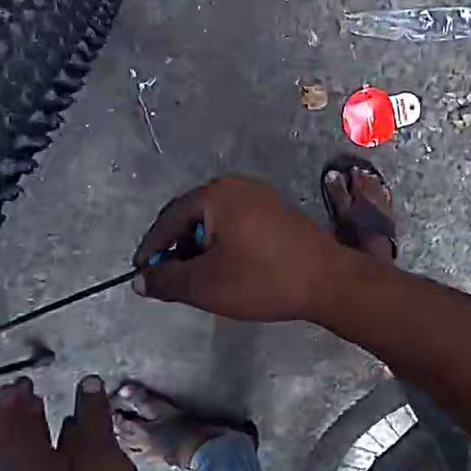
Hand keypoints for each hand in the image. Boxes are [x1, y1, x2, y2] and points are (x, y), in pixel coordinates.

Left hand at [0, 374, 160, 470]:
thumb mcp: (101, 454)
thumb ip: (92, 415)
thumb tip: (89, 383)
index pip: (4, 436)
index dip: (6, 407)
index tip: (15, 384)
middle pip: (12, 445)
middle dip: (16, 414)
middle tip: (25, 387)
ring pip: (29, 455)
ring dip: (33, 427)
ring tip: (42, 401)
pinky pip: (47, 465)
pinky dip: (53, 442)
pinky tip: (72, 427)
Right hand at [130, 175, 352, 321]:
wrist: (330, 282)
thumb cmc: (263, 279)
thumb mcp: (205, 285)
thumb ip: (167, 281)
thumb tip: (140, 281)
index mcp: (215, 194)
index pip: (169, 218)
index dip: (152, 247)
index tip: (140, 271)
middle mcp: (236, 185)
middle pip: (191, 216)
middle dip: (177, 247)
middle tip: (168, 276)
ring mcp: (260, 195)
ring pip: (215, 221)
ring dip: (200, 247)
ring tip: (197, 276)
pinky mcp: (277, 211)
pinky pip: (236, 223)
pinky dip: (223, 243)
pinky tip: (226, 267)